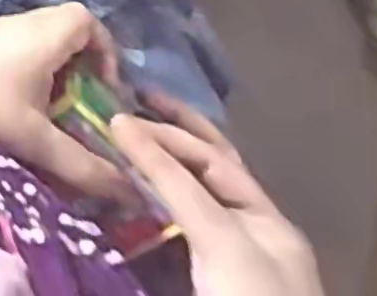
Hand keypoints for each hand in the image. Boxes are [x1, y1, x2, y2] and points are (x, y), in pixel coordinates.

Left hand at [0, 4, 135, 203]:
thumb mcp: (35, 138)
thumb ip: (84, 166)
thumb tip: (129, 191)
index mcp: (44, 34)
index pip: (88, 20)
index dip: (107, 51)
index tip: (105, 90)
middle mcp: (25, 24)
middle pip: (70, 32)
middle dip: (86, 70)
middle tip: (86, 107)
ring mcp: (2, 30)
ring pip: (47, 43)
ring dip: (60, 75)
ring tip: (59, 114)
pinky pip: (25, 49)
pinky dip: (36, 73)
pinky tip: (28, 107)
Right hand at [111, 95, 322, 295]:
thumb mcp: (219, 238)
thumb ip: (171, 178)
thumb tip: (118, 120)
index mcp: (266, 218)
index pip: (212, 157)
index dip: (167, 131)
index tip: (117, 114)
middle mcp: (244, 229)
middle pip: (201, 168)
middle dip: (163, 134)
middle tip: (122, 101)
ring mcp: (218, 254)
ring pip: (179, 195)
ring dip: (147, 165)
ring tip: (110, 138)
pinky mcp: (190, 274)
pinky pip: (162, 224)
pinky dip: (140, 199)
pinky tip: (115, 185)